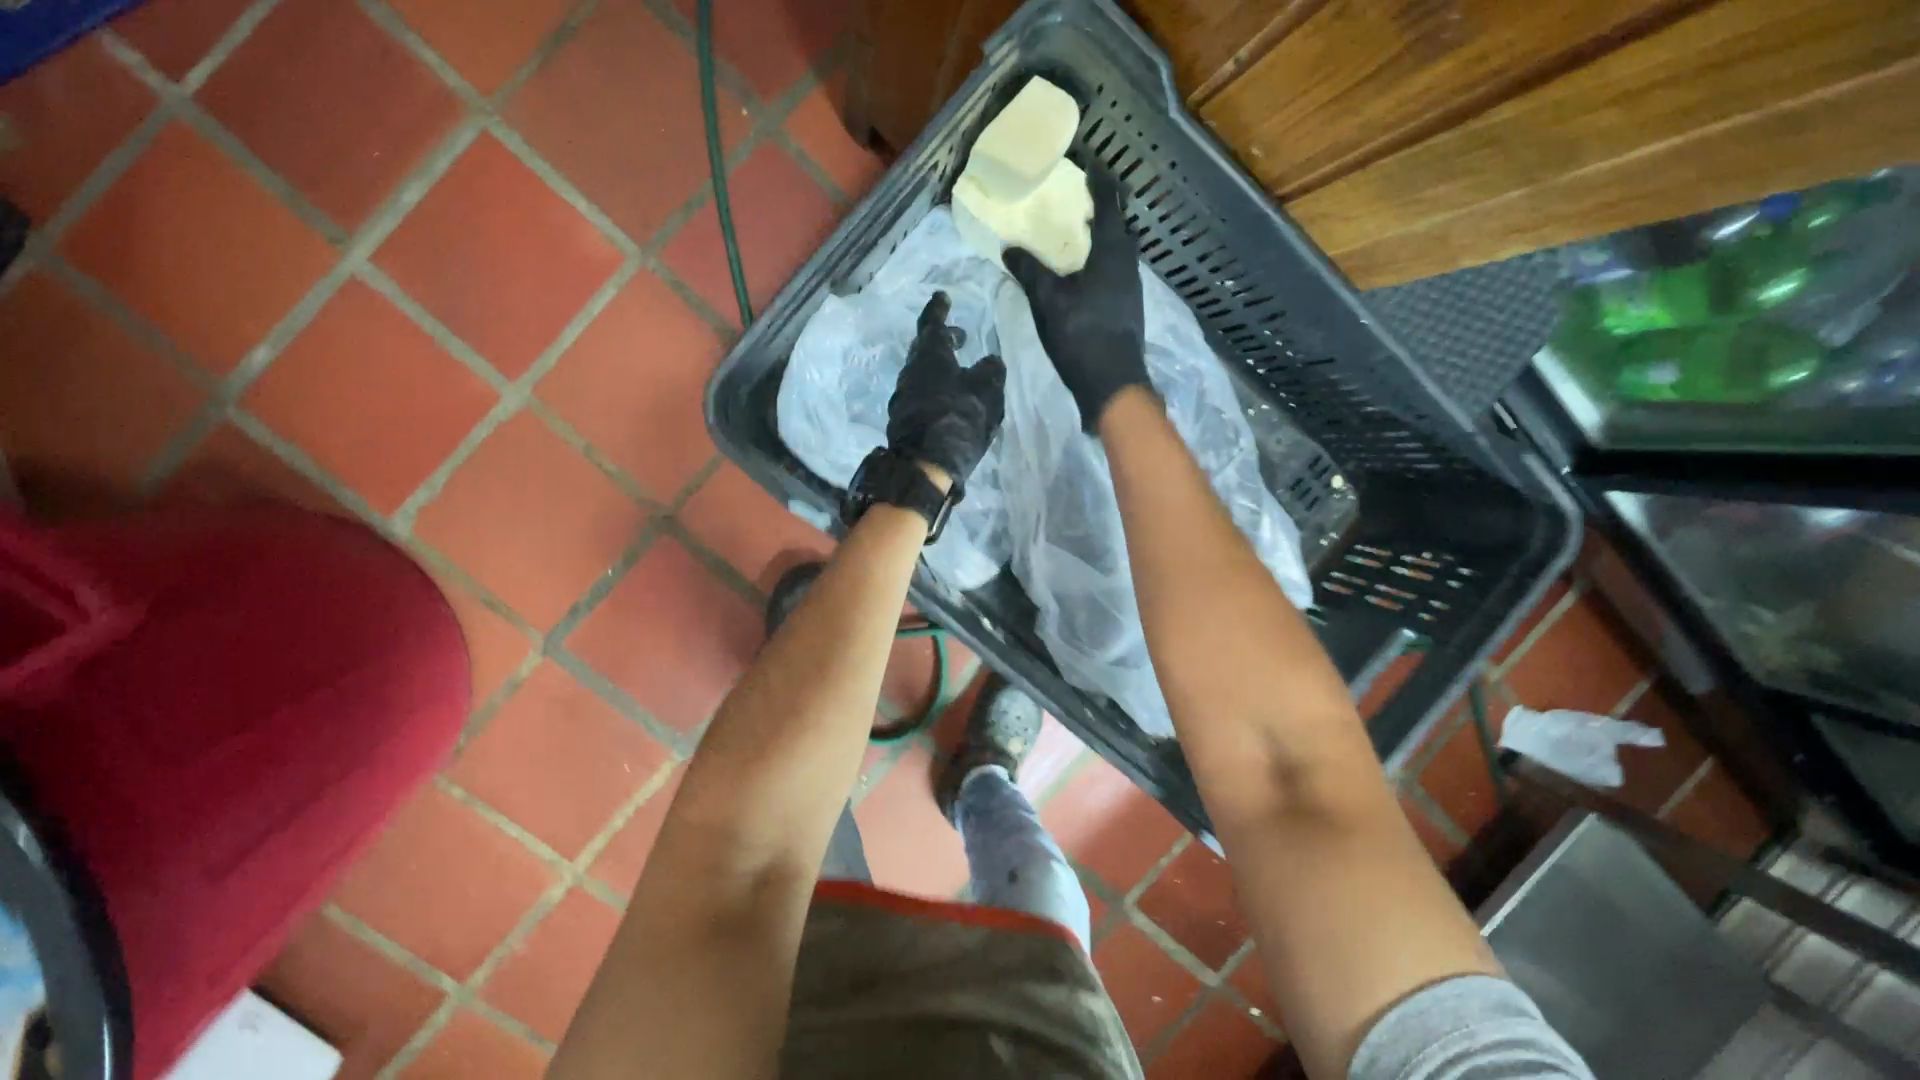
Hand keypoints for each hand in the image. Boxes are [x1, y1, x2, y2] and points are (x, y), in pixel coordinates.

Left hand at [886, 291, 1005, 490]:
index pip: (932, 324)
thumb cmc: (959, 417)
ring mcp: (904, 396)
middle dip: (942, 339)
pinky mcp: (903, 418)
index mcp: (930, 356)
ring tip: (957, 368)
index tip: (942, 297)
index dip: (938, 309)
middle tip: (959, 336)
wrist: (926, 463)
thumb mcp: (986, 390)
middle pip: (924, 348)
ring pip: (920, 371)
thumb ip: (990, 370)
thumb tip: (990, 360)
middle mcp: (911, 371)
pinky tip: (947, 396)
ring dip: (938, 365)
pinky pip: (920, 392)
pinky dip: (934, 386)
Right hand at [1003, 163, 1147, 430]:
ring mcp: (1132, 284)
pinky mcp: (1129, 303)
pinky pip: (1116, 266)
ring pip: (1120, 246)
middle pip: (1118, 222)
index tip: (1086, 163)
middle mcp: (1128, 261)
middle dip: (1101, 205)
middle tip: (1077, 195)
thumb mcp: (1047, 302)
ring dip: (1102, 232)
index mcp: (1111, 251)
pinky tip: (1083, 268)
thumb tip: (1009, 247)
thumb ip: (1029, 271)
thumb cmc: (1081, 336)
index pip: (1108, 202)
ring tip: (1077, 228)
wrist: (1113, 382)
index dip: (1098, 180)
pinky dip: (1101, 256)